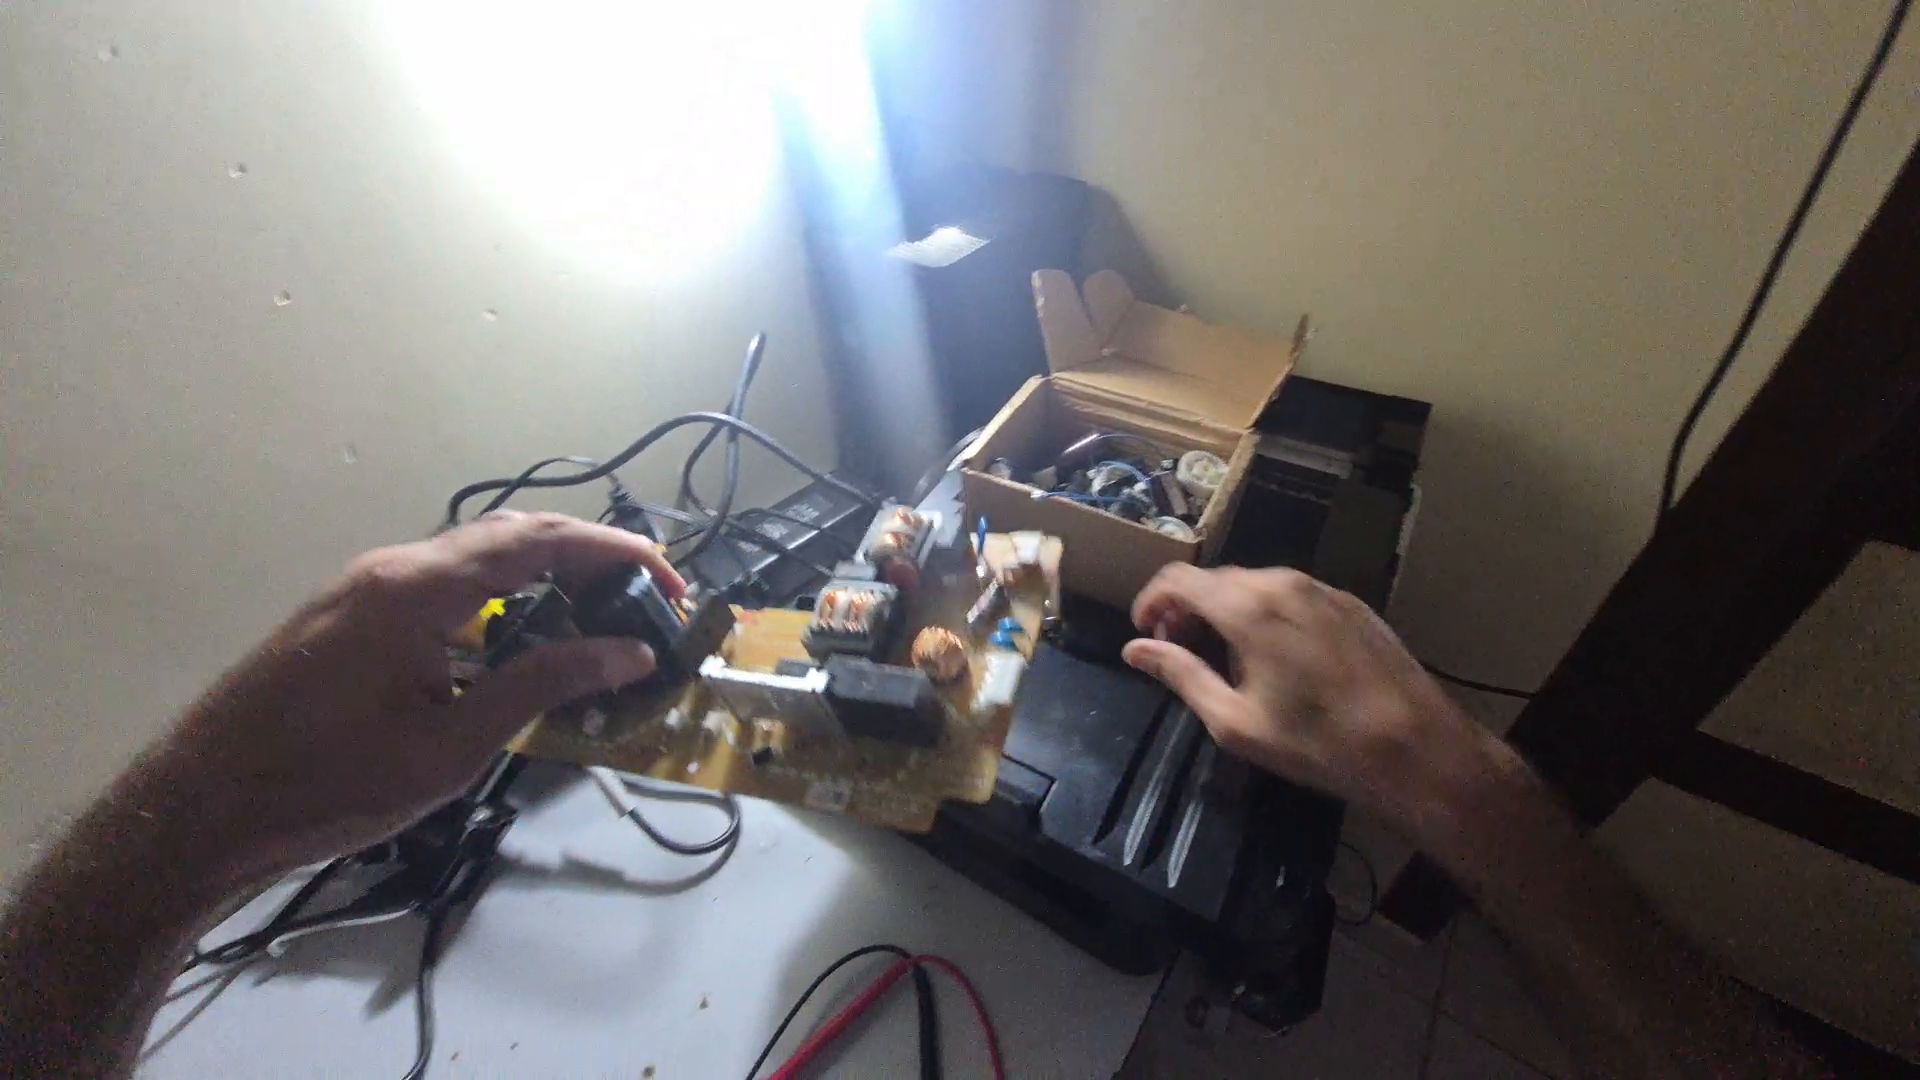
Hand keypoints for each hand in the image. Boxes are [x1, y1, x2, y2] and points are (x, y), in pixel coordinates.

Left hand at [143, 511, 679, 880]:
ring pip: (483, 551)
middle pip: (517, 532)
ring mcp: (370, 584)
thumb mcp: (455, 742)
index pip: (543, 541)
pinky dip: (511, 587)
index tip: (670, 580)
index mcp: (419, 588)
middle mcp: (395, 566)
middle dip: (594, 552)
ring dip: (553, 567)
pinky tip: (530, 624)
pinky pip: (452, 576)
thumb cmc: (329, 785)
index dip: (618, 551)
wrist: (187, 821)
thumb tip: (632, 651)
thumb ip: (547, 681)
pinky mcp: (356, 609)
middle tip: (650, 590)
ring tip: (605, 603)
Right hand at [1121, 565, 1504, 842]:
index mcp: (1248, 606)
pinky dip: (1263, 613)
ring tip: (1223, 656)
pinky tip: (1272, 654)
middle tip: (1178, 651)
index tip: (1145, 634)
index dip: (1150, 601)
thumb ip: (1179, 674)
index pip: (1178, 579)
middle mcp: (1282, 582)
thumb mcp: (1234, 720)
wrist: (1420, 751)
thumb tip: (1134, 649)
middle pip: (1214, 580)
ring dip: (1224, 610)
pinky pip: (1289, 596)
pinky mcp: (1349, 603)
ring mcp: (1321, 589)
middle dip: (1185, 609)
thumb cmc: (1317, 743)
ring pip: (1252, 585)